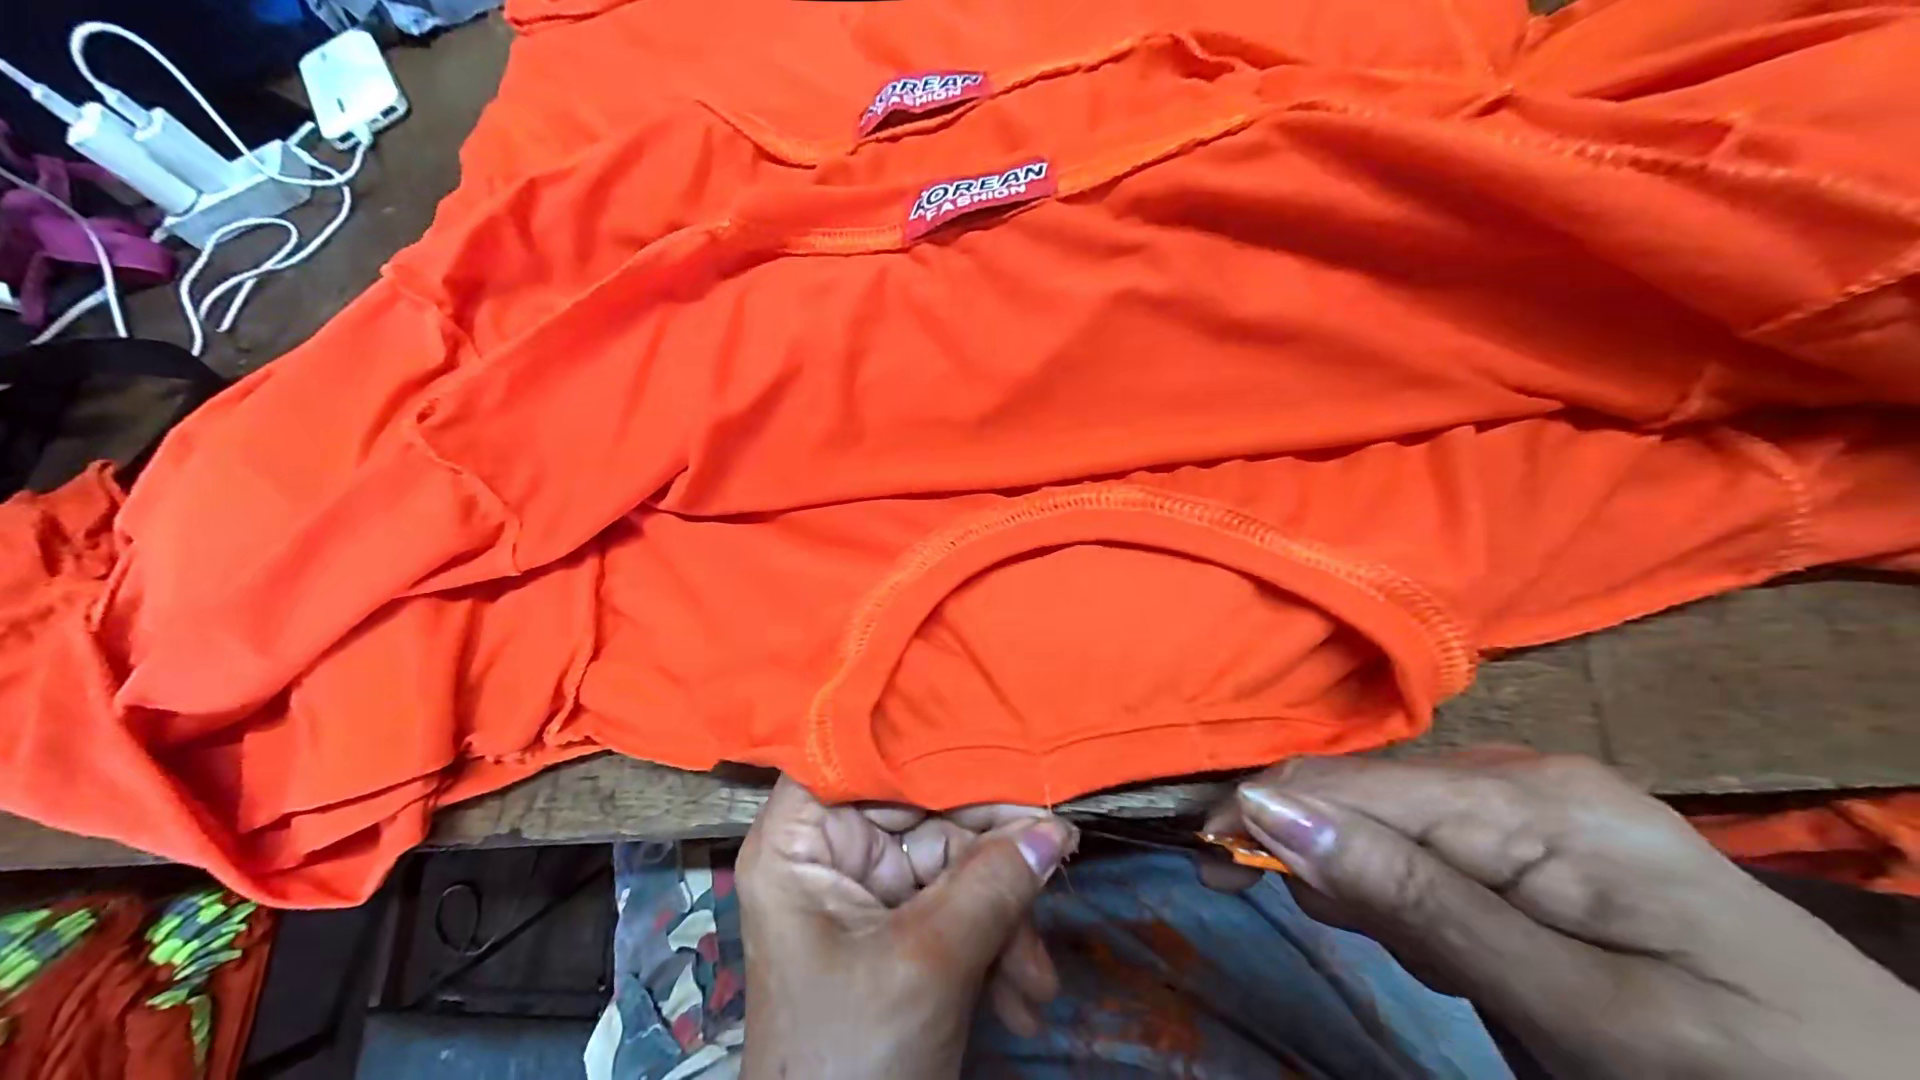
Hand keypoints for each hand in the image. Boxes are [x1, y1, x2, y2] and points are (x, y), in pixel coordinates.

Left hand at [738, 776, 1076, 1079]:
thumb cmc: (853, 1060)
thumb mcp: (928, 963)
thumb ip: (993, 885)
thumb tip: (1055, 828)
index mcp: (800, 843)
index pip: (857, 757)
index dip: (920, 744)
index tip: (993, 743)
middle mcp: (831, 855)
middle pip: (923, 812)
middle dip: (991, 855)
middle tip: (1056, 857)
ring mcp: (868, 894)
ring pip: (952, 864)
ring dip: (1004, 914)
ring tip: (1037, 975)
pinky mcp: (900, 931)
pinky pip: (957, 908)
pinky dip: (995, 943)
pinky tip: (1024, 995)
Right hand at [1216, 750, 1919, 1079]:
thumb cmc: (1754, 1072)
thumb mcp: (1580, 1010)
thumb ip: (1415, 901)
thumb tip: (1268, 808)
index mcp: (1533, 798)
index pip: (1351, 784)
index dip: (1262, 811)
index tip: (1200, 858)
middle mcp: (1519, 774)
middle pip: (1362, 794)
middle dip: (1315, 852)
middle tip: (1323, 931)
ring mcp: (1531, 800)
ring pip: (1386, 820)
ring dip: (1368, 885)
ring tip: (1432, 963)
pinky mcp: (1536, 834)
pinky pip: (1428, 842)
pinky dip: (1409, 894)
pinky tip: (1454, 943)